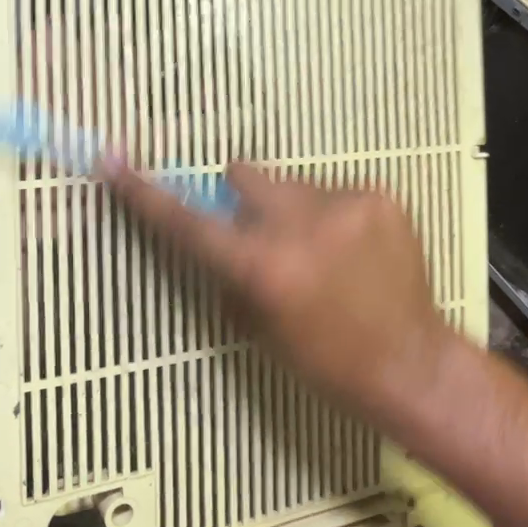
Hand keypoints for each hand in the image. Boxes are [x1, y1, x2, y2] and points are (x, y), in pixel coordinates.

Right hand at [99, 160, 460, 426]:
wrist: (412, 364)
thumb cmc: (328, 363)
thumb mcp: (262, 331)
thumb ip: (232, 277)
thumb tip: (219, 237)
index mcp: (264, 266)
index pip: (189, 223)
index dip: (147, 195)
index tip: (115, 162)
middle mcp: (299, 224)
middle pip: (244, 175)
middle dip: (244, 197)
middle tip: (265, 231)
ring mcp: (344, 203)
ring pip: (293, 185)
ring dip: (294, 210)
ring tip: (325, 251)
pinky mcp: (379, 195)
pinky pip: (335, 191)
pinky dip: (333, 214)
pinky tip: (357, 250)